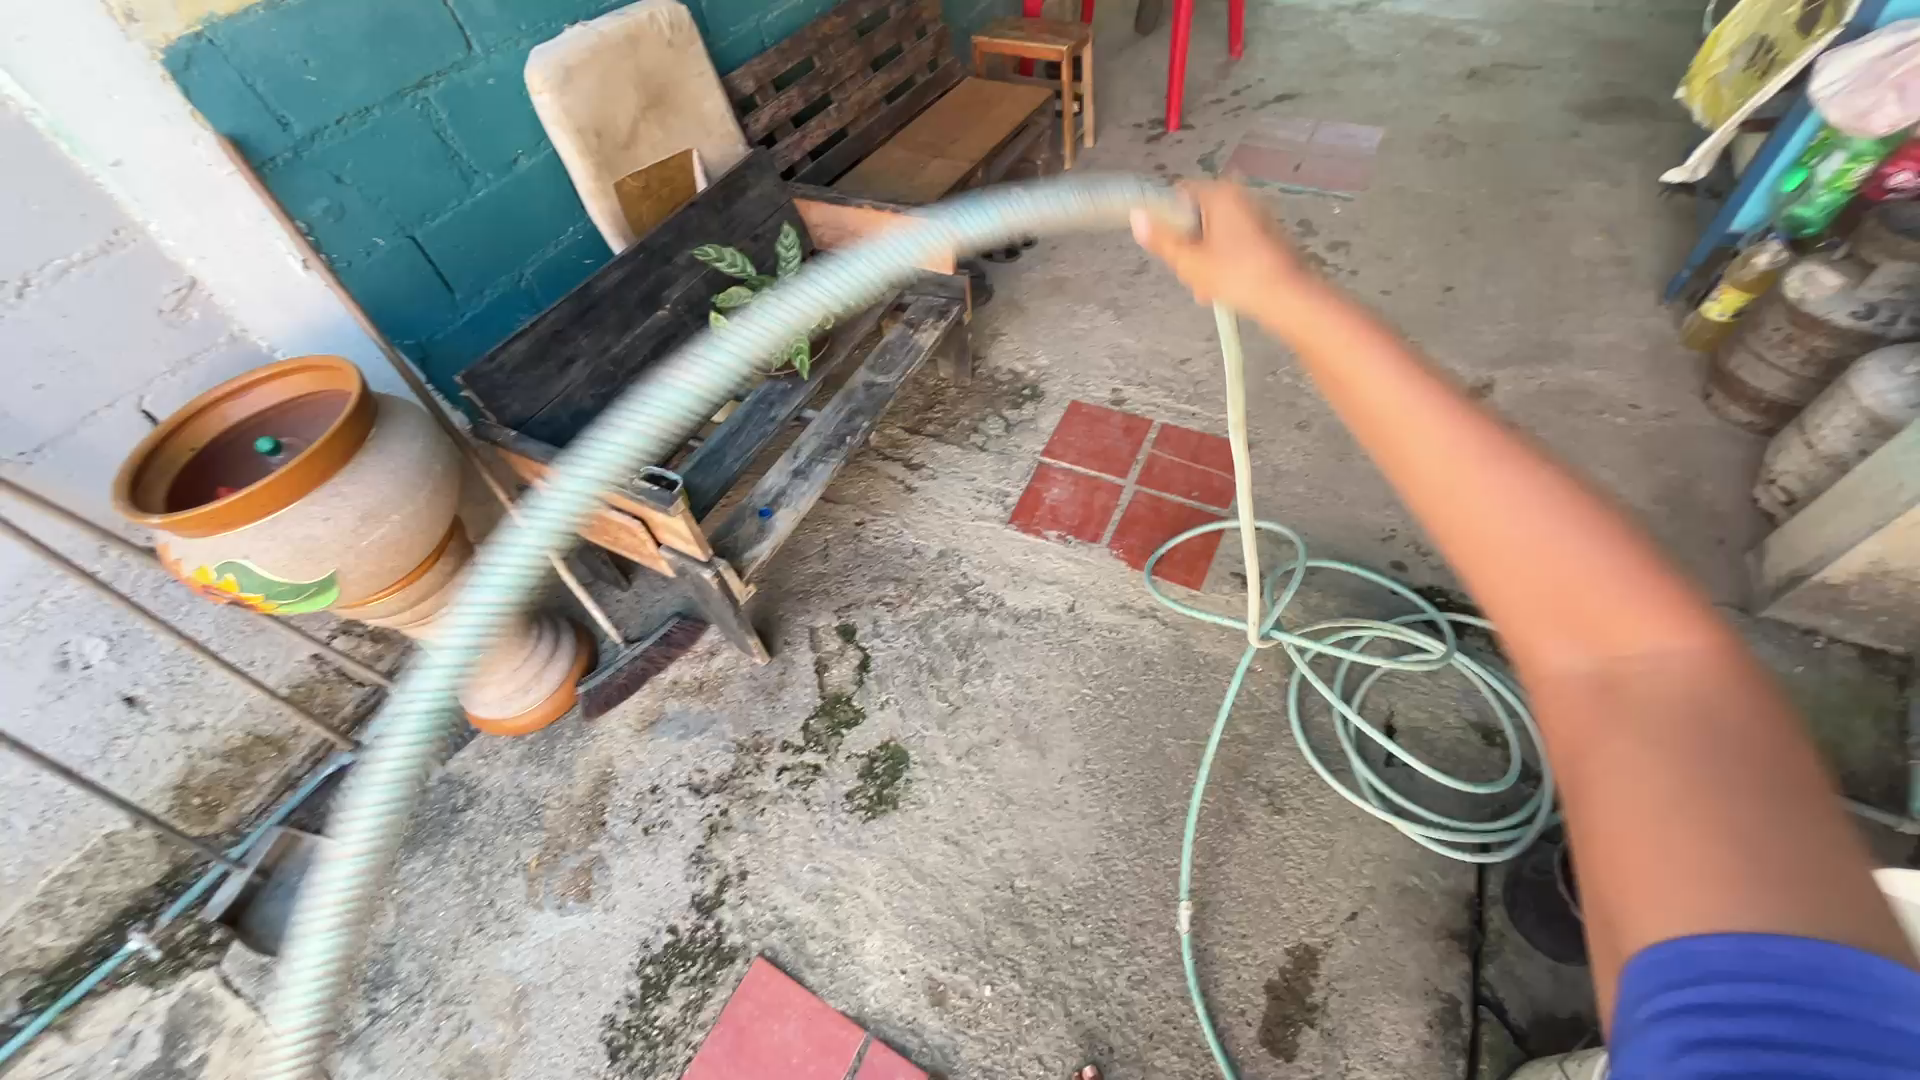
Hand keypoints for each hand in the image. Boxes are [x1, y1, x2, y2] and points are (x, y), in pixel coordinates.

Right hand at [1130, 180, 1311, 309]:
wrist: (1285, 296)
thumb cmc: (1235, 275)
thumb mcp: (1189, 261)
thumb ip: (1161, 238)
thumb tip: (1136, 216)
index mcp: (1220, 193)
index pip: (1178, 193)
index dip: (1165, 219)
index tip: (1167, 246)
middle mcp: (1240, 196)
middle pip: (1196, 215)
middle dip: (1187, 245)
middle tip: (1188, 272)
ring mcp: (1255, 215)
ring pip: (1213, 233)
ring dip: (1203, 258)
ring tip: (1205, 286)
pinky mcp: (1265, 235)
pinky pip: (1232, 243)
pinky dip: (1223, 261)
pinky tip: (1223, 286)